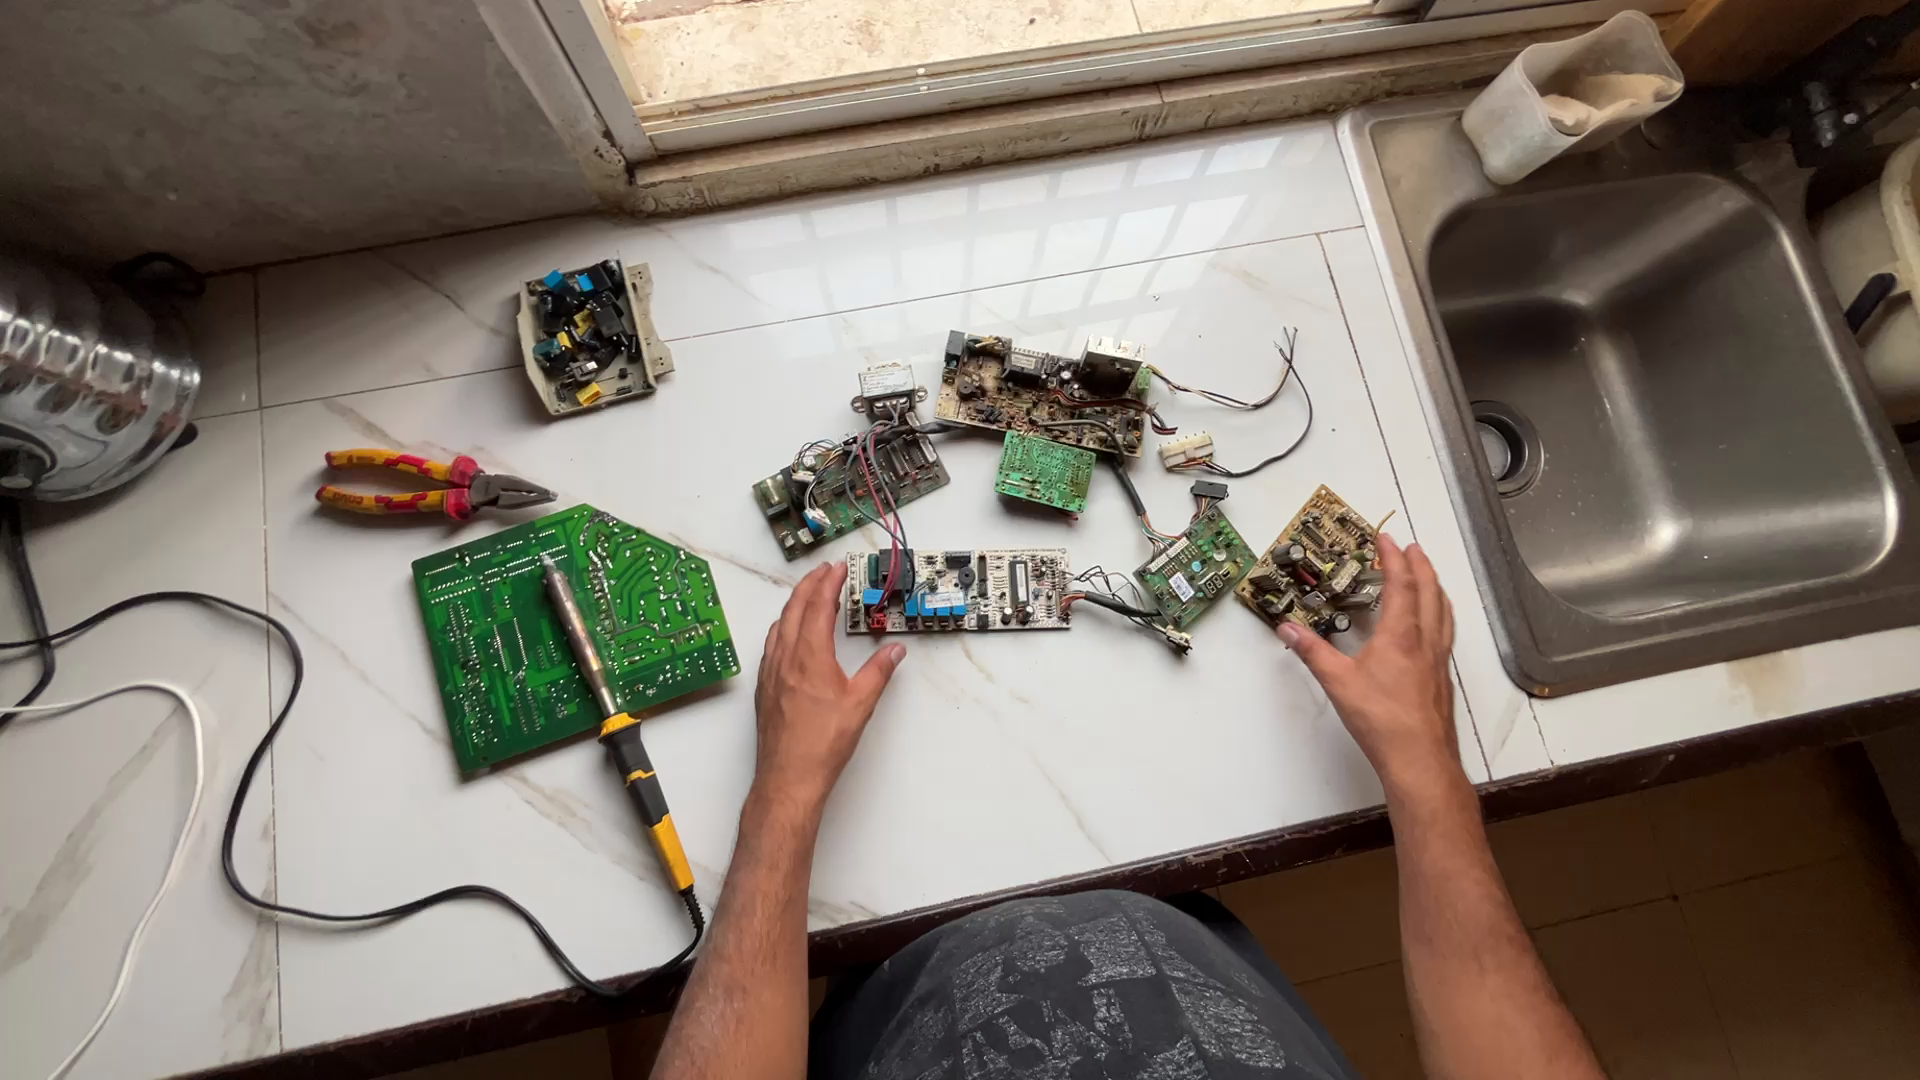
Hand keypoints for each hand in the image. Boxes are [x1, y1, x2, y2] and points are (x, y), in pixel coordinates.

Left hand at [752, 563, 905, 813]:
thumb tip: (895, 651)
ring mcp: (771, 672)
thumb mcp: (861, 704)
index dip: (829, 583)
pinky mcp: (765, 687)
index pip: (819, 606)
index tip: (838, 568)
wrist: (789, 777)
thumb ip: (879, 672)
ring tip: (809, 595)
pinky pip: (771, 643)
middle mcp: (785, 658)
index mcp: (809, 656)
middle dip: (810, 584)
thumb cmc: (822, 744)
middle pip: (795, 608)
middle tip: (824, 571)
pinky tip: (789, 633)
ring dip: (795, 603)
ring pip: (780, 624)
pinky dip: (783, 626)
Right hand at [1278, 533, 1458, 792]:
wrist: (1419, 758)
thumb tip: (1288, 629)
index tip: (1387, 538)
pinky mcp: (1441, 677)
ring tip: (1427, 576)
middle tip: (1411, 548)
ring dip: (1434, 587)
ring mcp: (1438, 659)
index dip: (1394, 558)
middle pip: (1430, 592)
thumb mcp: (1337, 681)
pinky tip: (1431, 623)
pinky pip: (1445, 631)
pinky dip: (1439, 613)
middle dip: (1420, 565)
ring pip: (1443, 611)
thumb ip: (1311, 651)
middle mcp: (1425, 642)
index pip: (1402, 585)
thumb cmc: (1382, 720)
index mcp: (1402, 636)